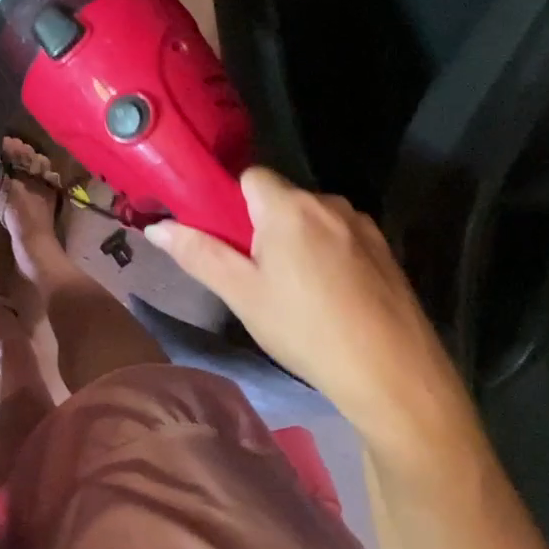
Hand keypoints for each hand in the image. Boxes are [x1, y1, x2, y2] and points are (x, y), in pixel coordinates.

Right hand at [145, 167, 481, 463]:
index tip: (225, 241)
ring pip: (311, 220)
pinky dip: (325, 256)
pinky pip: (339, 238)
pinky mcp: (385, 251)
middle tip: (253, 277)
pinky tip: (327, 299)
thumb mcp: (242, 295)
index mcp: (290, 207)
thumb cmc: (305, 330)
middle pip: (281, 199)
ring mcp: (362, 226)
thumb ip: (199, 254)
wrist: (392, 373)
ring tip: (291, 293)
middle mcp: (329, 203)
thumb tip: (156, 227)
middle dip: (261, 226)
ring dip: (295, 242)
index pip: (250, 176)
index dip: (231, 202)